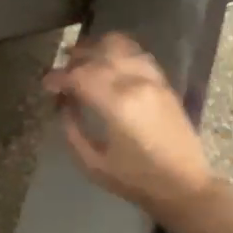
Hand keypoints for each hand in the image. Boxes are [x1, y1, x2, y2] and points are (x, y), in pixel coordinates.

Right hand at [42, 32, 217, 215]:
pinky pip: (136, 53)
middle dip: (74, 60)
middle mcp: (135, 83)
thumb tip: (63, 104)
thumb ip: (72, 130)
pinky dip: (117, 51)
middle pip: (97, 54)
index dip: (58, 77)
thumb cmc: (136, 180)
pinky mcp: (163, 81)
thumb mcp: (93, 164)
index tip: (47, 85)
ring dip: (96, 48)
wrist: (185, 187)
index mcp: (117, 104)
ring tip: (83, 61)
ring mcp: (152, 78)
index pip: (80, 76)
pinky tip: (108, 62)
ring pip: (118, 45)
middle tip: (62, 75)